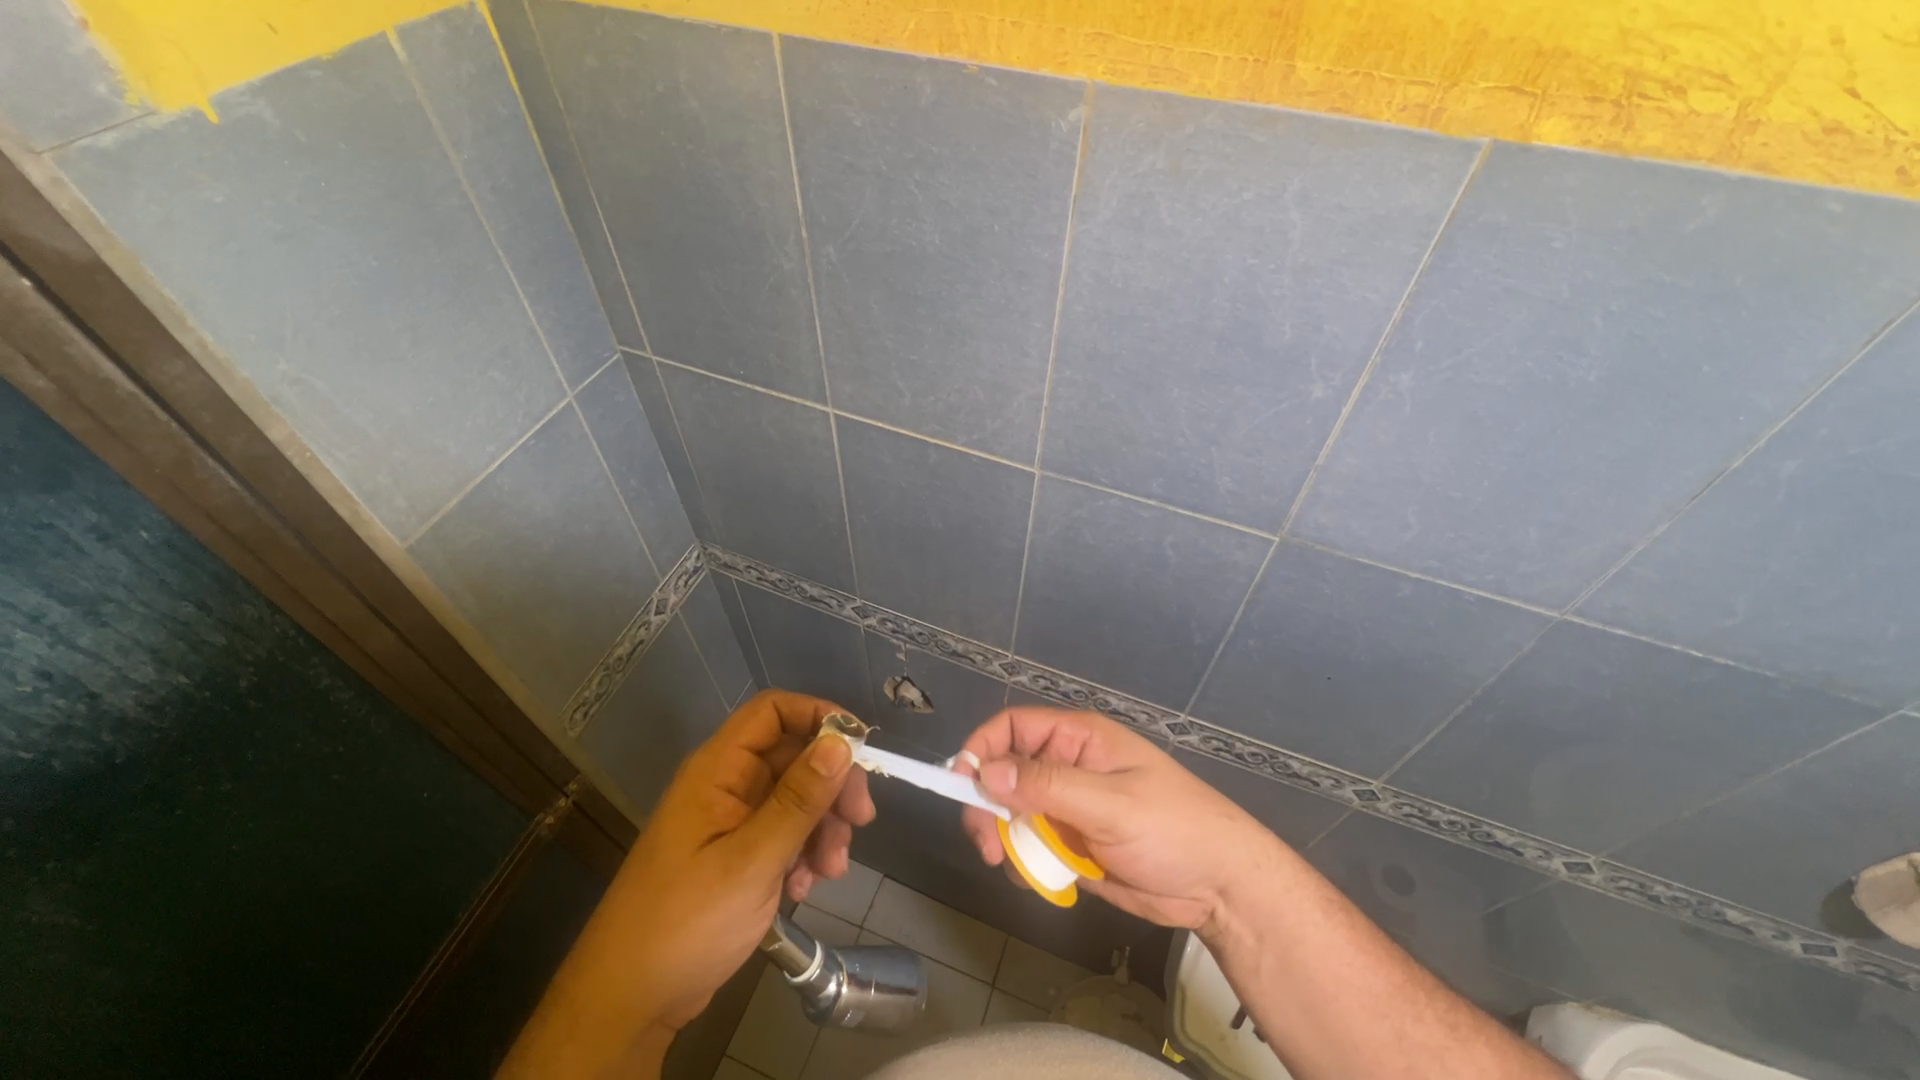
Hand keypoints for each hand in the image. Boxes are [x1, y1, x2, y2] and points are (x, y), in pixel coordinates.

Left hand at [499, 690, 872, 1078]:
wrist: (632, 998)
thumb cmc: (685, 922)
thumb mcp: (751, 861)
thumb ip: (798, 800)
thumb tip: (842, 742)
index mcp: (718, 771)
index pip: (773, 711)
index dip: (818, 716)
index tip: (861, 748)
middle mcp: (726, 786)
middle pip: (794, 756)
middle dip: (832, 785)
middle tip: (860, 820)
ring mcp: (732, 822)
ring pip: (796, 799)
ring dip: (823, 828)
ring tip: (830, 871)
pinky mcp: (738, 857)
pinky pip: (784, 836)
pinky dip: (803, 855)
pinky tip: (803, 889)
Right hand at [956, 706, 1282, 933]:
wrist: (1219, 886)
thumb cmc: (1172, 829)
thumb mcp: (1109, 803)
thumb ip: (1046, 785)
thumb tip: (985, 771)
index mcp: (1078, 739)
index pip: (1012, 728)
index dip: (981, 750)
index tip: (963, 786)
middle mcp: (1067, 767)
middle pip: (1003, 774)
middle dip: (987, 807)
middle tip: (987, 846)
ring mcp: (1068, 807)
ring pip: (1011, 814)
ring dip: (1004, 839)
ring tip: (1015, 868)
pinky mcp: (1071, 844)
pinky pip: (1030, 846)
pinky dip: (1025, 863)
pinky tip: (1040, 880)